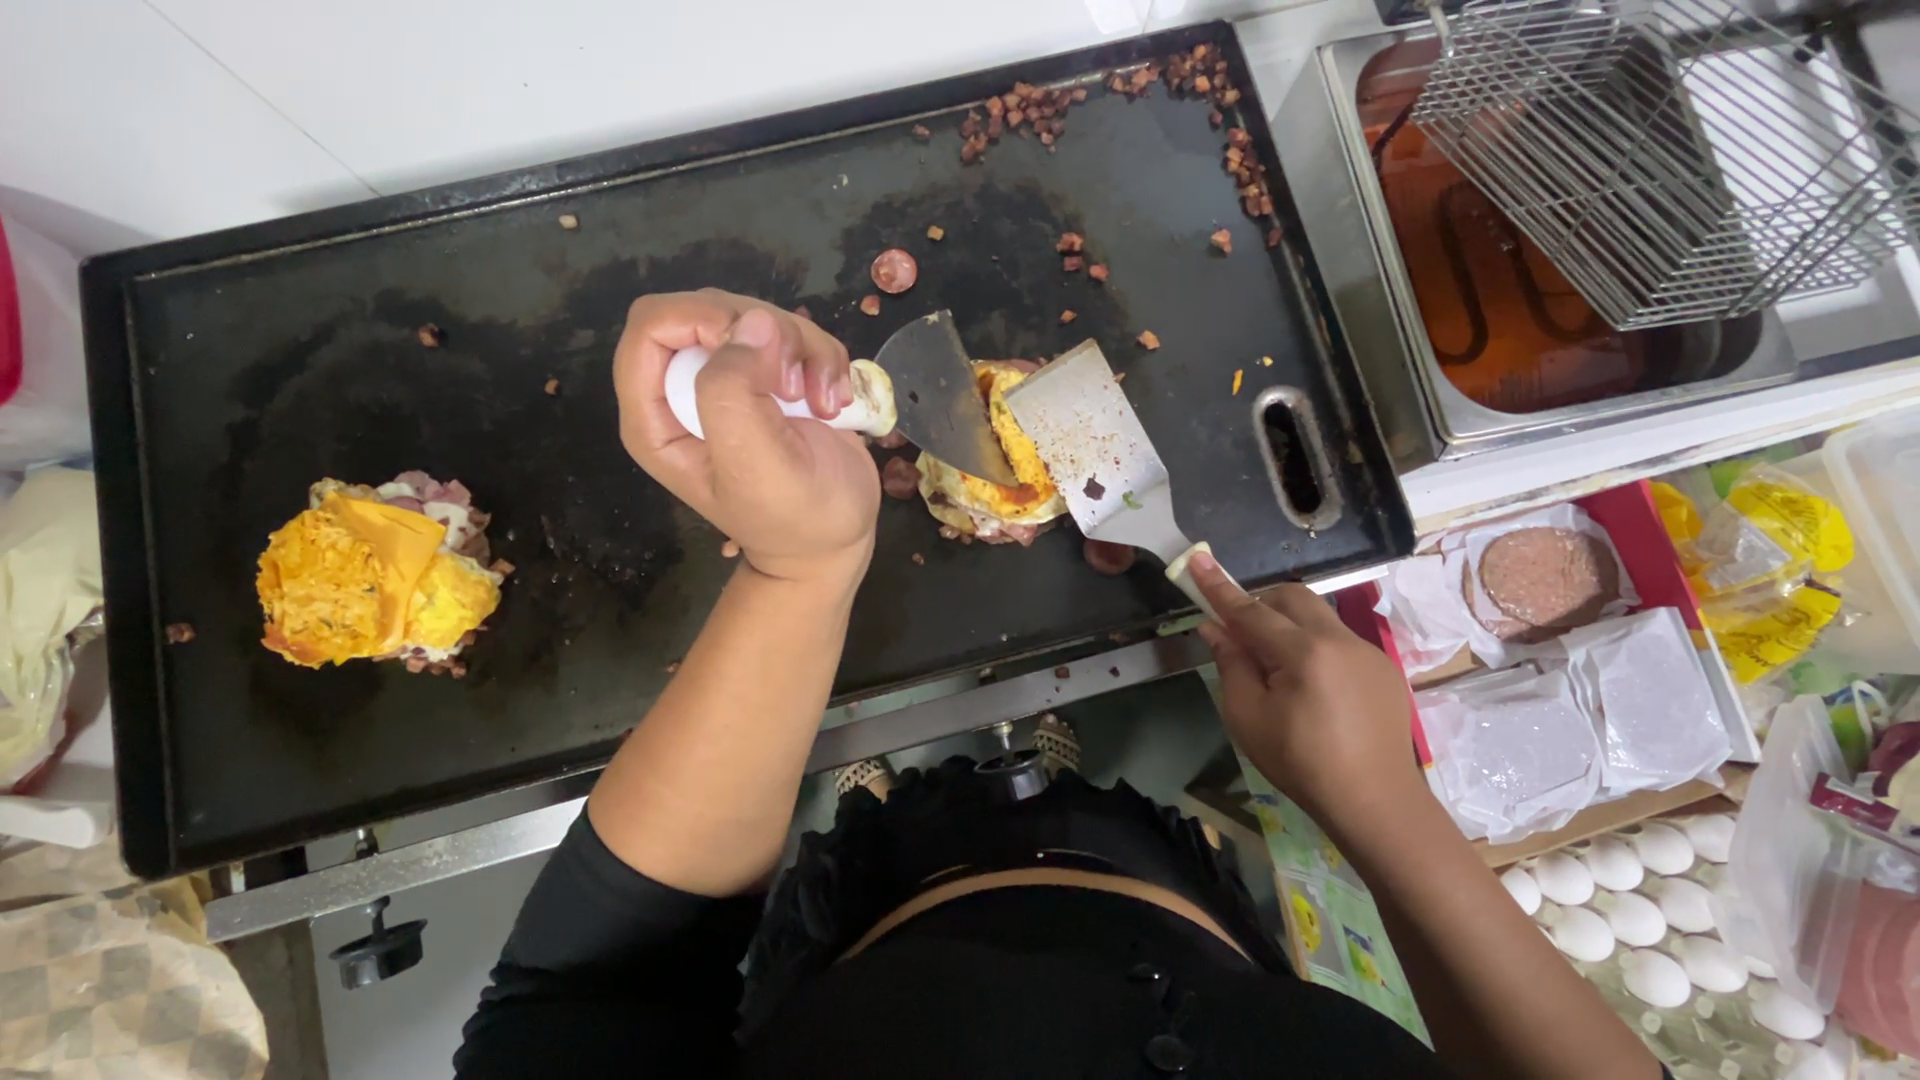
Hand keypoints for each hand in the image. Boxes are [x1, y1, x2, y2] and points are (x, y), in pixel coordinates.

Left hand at [613, 289, 879, 586]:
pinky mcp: (775, 379)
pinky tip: (835, 400)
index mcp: (658, 415)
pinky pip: (797, 335)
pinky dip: (825, 358)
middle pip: (714, 310)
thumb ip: (734, 392)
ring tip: (825, 403)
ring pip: (762, 318)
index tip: (758, 351)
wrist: (835, 544)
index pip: (653, 324)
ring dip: (807, 350)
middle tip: (796, 387)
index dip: (702, 319)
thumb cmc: (793, 518)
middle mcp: (688, 390)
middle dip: (768, 336)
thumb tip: (752, 324)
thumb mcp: (755, 467)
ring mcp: (735, 381)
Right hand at [1189, 553, 1428, 831]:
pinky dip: (1314, 647)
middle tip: (1241, 634)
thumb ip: (1231, 664)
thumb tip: (1216, 629)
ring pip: (1318, 616)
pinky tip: (1312, 689)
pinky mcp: (1383, 668)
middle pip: (1291, 598)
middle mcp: (1340, 640)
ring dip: (1288, 625)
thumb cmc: (1301, 764)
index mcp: (1304, 653)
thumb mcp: (1248, 718)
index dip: (1219, 587)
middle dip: (1260, 603)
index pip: (1250, 610)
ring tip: (1276, 669)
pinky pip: (1338, 640)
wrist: (1376, 803)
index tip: (1198, 559)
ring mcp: (1367, 651)